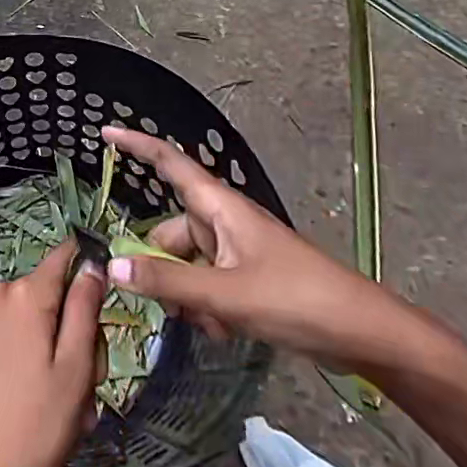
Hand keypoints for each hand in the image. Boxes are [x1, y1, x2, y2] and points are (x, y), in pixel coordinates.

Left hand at [0, 240, 104, 466]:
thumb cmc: (35, 423)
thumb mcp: (75, 365)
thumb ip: (85, 308)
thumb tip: (93, 264)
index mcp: (27, 293)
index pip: (68, 254)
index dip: (93, 272)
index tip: (108, 307)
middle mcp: (4, 296)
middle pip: (61, 295)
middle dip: (82, 333)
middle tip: (86, 381)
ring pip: (49, 323)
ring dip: (67, 357)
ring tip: (70, 402)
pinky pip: (30, 340)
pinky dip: (46, 366)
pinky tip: (50, 405)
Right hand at [101, 126, 425, 370]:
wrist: (362, 333)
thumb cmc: (297, 300)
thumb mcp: (225, 293)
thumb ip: (166, 282)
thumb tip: (112, 267)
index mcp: (221, 208)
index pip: (171, 164)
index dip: (137, 146)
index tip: (104, 132)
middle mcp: (224, 223)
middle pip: (169, 232)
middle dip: (160, 267)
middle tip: (166, 302)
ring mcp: (236, 251)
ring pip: (185, 263)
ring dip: (185, 294)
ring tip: (208, 322)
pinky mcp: (246, 277)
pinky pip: (205, 282)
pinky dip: (205, 305)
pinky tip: (223, 329)